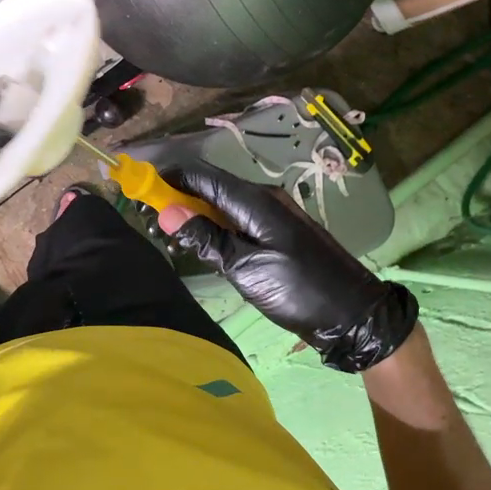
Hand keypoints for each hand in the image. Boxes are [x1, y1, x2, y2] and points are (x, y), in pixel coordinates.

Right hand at [163, 162, 416, 371]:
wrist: (353, 313)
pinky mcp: (276, 232)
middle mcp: (262, 197)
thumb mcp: (246, 268)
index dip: (168, 177)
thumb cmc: (299, 289)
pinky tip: (199, 241)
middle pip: (209, 185)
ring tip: (166, 230)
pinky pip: (236, 217)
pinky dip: (212, 223)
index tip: (137, 186)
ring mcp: (272, 214)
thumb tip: (167, 211)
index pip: (201, 176)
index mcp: (254, 200)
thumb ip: (206, 238)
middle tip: (148, 216)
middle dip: (176, 194)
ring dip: (192, 210)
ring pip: (222, 202)